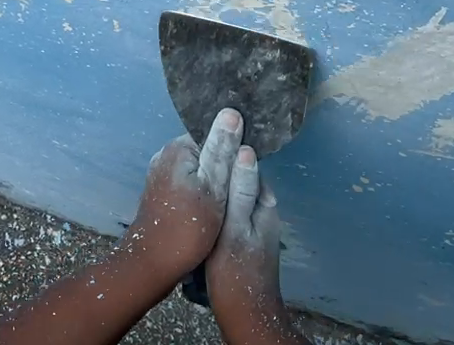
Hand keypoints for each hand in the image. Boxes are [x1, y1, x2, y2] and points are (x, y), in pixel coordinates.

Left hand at [119, 108, 243, 278]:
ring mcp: (160, 173)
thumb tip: (231, 112)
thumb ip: (222, 151)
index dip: (234, 152)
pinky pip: (188, 182)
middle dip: (224, 168)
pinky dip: (201, 192)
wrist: (152, 264)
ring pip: (198, 170)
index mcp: (178, 147)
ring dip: (214, 183)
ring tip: (228, 203)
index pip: (213, 136)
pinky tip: (212, 210)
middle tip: (240, 191)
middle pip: (206, 152)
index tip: (247, 171)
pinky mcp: (160, 191)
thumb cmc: (187, 228)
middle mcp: (166, 154)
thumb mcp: (213, 188)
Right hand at [208, 145, 303, 341]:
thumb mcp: (235, 228)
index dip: (224, 149)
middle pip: (237, 174)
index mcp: (264, 201)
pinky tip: (198, 199)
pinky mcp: (242, 231)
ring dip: (214, 183)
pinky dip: (214, 199)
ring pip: (231, 190)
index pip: (245, 160)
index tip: (200, 139)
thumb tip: (245, 150)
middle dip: (217, 165)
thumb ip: (240, 191)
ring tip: (189, 173)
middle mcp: (262, 206)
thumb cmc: (236, 272)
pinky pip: (227, 204)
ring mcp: (253, 220)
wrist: (243, 314)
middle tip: (188, 156)